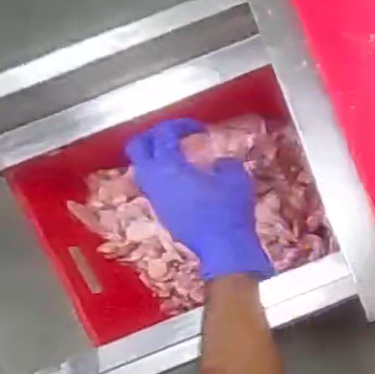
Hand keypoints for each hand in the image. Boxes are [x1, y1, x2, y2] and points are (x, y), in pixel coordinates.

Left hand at [125, 118, 272, 279]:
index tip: (198, 127)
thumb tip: (220, 162)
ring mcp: (155, 198)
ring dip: (157, 159)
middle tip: (173, 136)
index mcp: (168, 165)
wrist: (223, 248)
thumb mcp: (236, 180)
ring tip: (177, 159)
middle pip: (138, 147)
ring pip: (143, 169)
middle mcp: (154, 179)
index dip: (180, 125)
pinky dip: (164, 178)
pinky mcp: (163, 213)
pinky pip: (155, 187)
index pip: (164, 134)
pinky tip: (184, 182)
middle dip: (154, 136)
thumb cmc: (229, 211)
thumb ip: (226, 164)